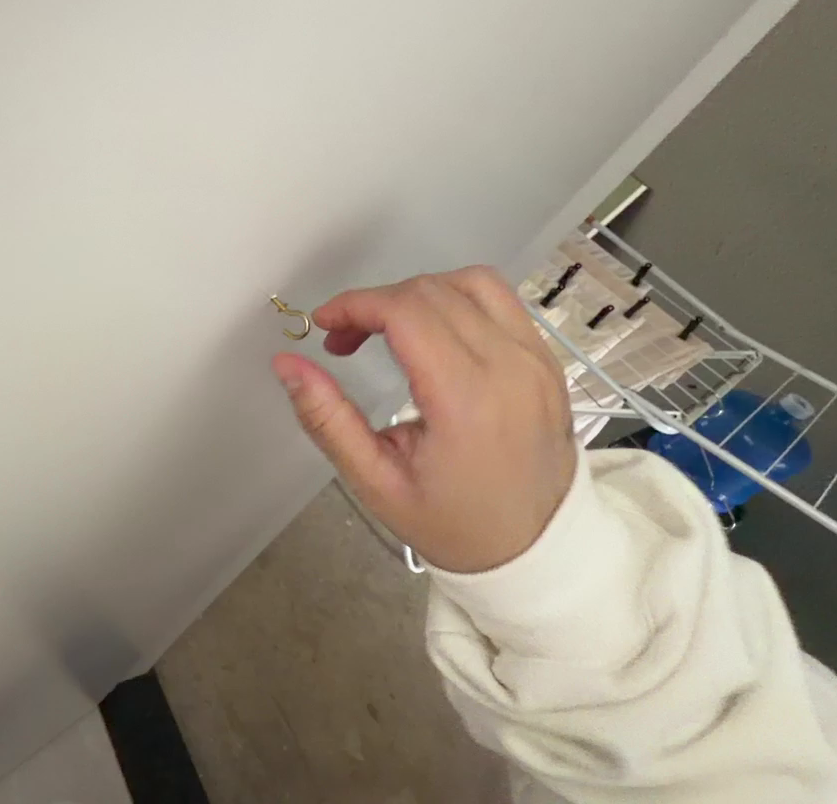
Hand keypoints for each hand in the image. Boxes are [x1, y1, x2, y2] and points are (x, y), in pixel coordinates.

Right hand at [272, 267, 576, 573]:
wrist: (541, 553)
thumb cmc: (454, 524)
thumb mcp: (375, 482)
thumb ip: (326, 419)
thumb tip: (287, 364)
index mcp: (466, 400)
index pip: (405, 311)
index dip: (354, 305)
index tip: (324, 325)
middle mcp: (510, 368)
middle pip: (430, 291)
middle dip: (375, 302)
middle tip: (345, 340)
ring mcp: (537, 360)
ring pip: (470, 282)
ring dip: (418, 293)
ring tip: (390, 330)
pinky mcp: (549, 361)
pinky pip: (501, 301)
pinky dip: (456, 300)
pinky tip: (434, 334)